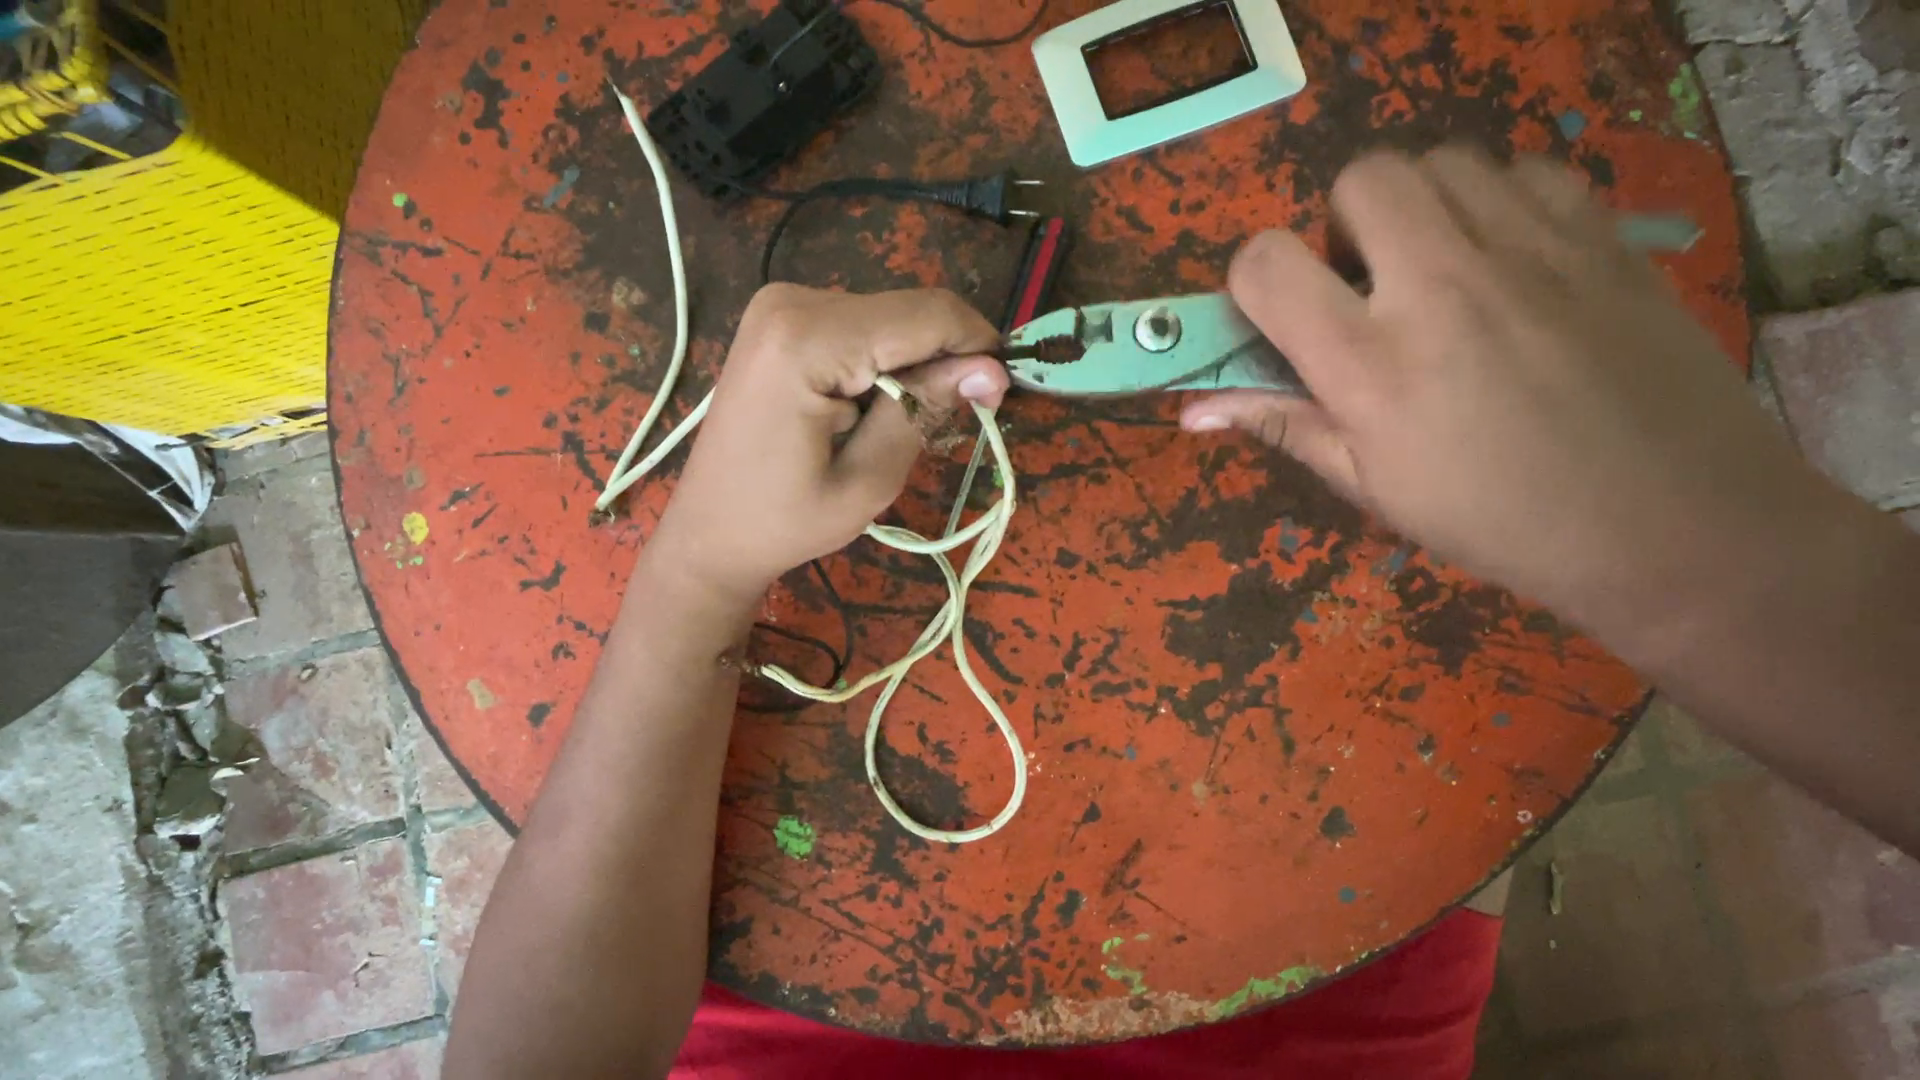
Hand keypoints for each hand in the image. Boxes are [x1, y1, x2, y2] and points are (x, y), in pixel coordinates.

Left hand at [649, 284, 1007, 603]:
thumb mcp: (869, 479)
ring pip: (890, 316)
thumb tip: (994, 369)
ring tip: (891, 427)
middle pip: (908, 311)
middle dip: (942, 360)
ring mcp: (781, 303)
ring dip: (911, 365)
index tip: (999, 393)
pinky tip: (864, 408)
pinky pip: (860, 324)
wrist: (710, 530)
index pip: (926, 315)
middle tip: (942, 425)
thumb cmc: (785, 522)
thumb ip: (927, 411)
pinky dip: (881, 361)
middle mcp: (792, 301)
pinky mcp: (781, 317)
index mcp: (807, 339)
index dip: (977, 346)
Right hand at [1182, 147, 1839, 641]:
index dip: (1253, 278)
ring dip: (1419, 206)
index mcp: (1369, 365)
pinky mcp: (1599, 237)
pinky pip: (1525, 170)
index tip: (1279, 311)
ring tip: (1438, 268)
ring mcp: (1529, 251)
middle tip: (1369, 285)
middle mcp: (1440, 288)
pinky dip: (1498, 201)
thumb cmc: (1494, 520)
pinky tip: (1508, 260)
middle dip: (1344, 224)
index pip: (1265, 264)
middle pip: (1360, 179)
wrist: (1671, 525)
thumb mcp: (1371, 485)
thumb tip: (1192, 410)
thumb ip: (1283, 424)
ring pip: (1442, 162)